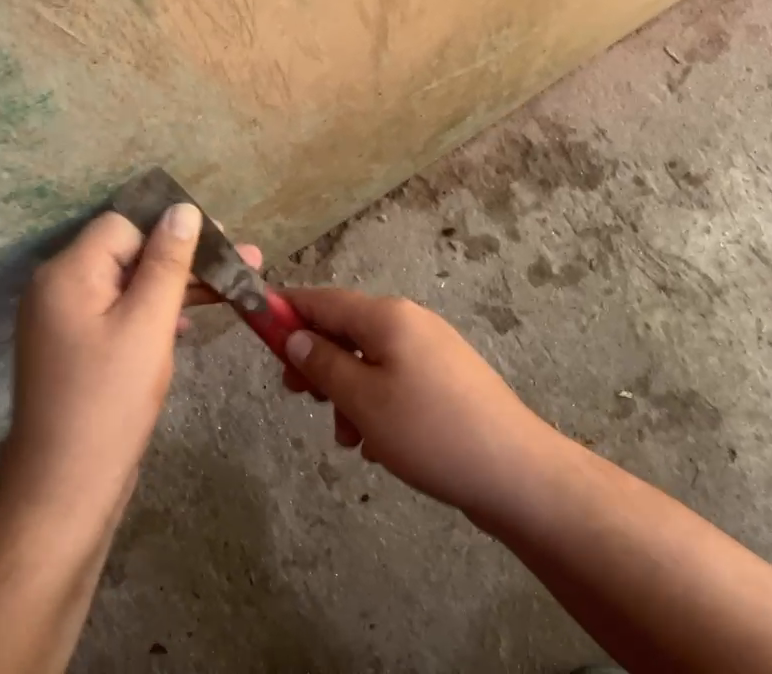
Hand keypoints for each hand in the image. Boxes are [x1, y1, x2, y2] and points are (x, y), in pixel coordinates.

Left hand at [0, 206, 203, 517]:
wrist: (64, 489)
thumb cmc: (110, 402)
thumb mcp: (148, 325)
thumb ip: (168, 263)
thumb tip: (183, 209)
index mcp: (68, 273)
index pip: (126, 224)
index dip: (175, 228)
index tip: (226, 242)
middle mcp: (58, 289)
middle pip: (128, 252)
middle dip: (185, 258)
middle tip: (244, 264)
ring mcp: (64, 322)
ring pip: (128, 286)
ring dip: (176, 287)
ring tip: (231, 291)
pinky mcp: (75, 350)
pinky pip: (118, 314)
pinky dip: (153, 314)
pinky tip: (186, 324)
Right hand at [279, 289, 558, 519]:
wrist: (515, 472)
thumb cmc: (429, 432)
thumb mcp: (362, 400)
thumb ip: (322, 365)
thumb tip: (294, 337)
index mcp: (387, 316)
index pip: (322, 298)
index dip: (285, 311)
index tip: (256, 331)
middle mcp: (411, 322)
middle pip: (345, 329)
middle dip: (317, 363)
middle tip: (298, 397)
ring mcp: (433, 350)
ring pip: (369, 361)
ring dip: (347, 394)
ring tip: (349, 440)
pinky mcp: (446, 380)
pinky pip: (394, 381)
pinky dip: (376, 405)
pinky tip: (380, 446)